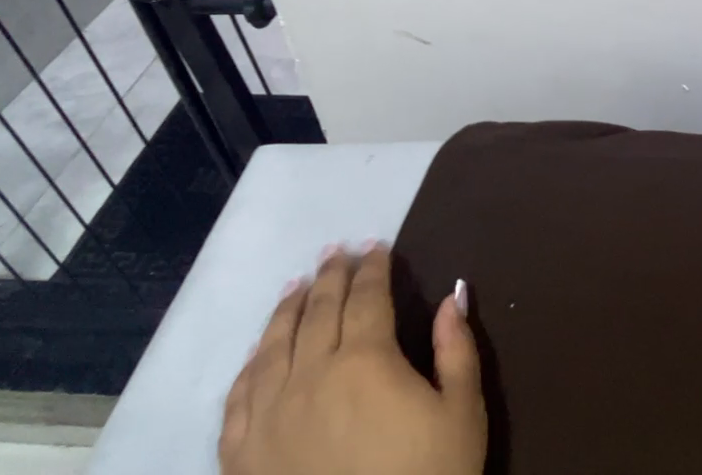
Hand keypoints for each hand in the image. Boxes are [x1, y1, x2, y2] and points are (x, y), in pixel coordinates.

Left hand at [219, 244, 485, 474]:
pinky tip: (258, 352)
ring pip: (274, 345)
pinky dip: (250, 364)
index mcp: (366, 361)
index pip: (366, 298)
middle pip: (318, 311)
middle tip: (335, 252)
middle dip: (330, 277)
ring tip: (297, 285)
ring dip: (288, 308)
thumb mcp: (461, 412)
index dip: (372, 268)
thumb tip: (451, 295)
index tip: (376, 247)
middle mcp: (311, 376)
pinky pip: (239, 396)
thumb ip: (457, 349)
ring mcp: (270, 415)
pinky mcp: (242, 454)